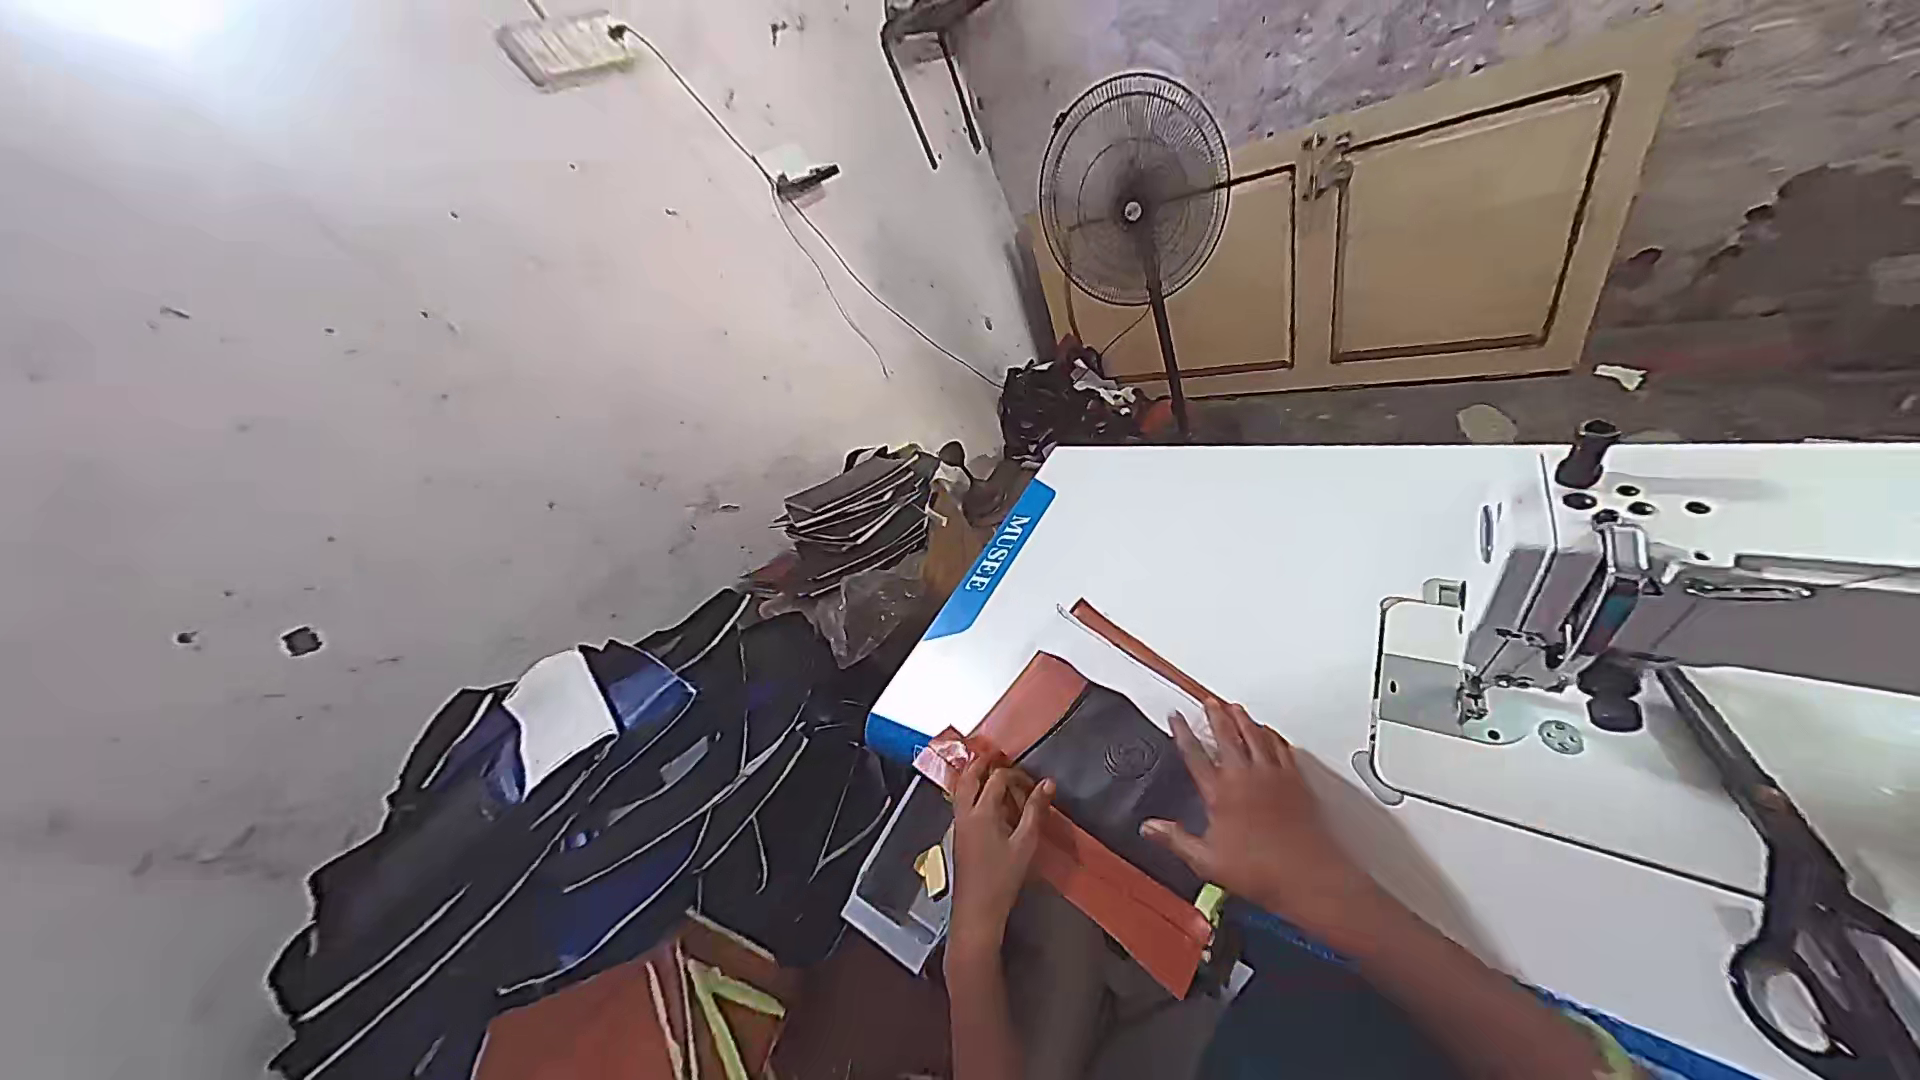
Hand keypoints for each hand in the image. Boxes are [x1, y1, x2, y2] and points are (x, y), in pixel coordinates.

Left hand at [948, 751, 1053, 958]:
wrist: (977, 910)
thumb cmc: (1003, 877)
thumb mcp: (1025, 843)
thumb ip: (1035, 810)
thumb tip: (1047, 783)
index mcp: (981, 811)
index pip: (997, 779)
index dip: (1015, 775)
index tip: (1031, 782)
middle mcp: (965, 812)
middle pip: (970, 776)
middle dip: (984, 762)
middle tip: (1000, 756)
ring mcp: (958, 823)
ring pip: (962, 788)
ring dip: (975, 775)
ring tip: (991, 771)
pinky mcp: (957, 834)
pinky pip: (961, 801)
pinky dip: (971, 790)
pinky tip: (985, 800)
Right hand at [1142, 700, 1377, 937]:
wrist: (1309, 878)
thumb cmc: (1262, 871)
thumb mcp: (1207, 860)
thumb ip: (1176, 840)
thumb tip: (1151, 829)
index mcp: (1219, 792)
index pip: (1194, 753)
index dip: (1182, 732)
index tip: (1176, 717)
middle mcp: (1244, 777)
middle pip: (1226, 735)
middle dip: (1215, 715)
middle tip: (1209, 702)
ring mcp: (1271, 777)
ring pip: (1254, 736)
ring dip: (1243, 719)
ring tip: (1235, 708)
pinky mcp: (1295, 782)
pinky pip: (1281, 749)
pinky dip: (1272, 736)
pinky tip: (1270, 733)